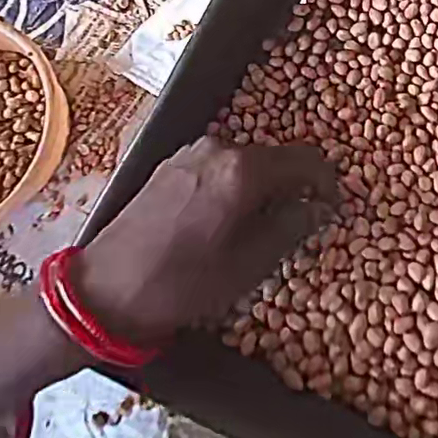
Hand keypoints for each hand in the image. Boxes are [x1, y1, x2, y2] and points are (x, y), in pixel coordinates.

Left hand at [76, 138, 336, 344]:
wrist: (104, 289)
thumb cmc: (180, 283)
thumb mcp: (246, 265)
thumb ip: (290, 227)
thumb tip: (319, 207)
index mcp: (242, 169)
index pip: (304, 162)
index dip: (326, 182)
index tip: (334, 205)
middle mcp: (217, 148)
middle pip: (274, 158)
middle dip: (293, 185)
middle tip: (302, 219)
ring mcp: (190, 152)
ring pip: (245, 162)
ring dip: (263, 185)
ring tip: (264, 223)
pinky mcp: (171, 163)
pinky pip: (218, 165)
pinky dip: (235, 184)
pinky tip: (229, 216)